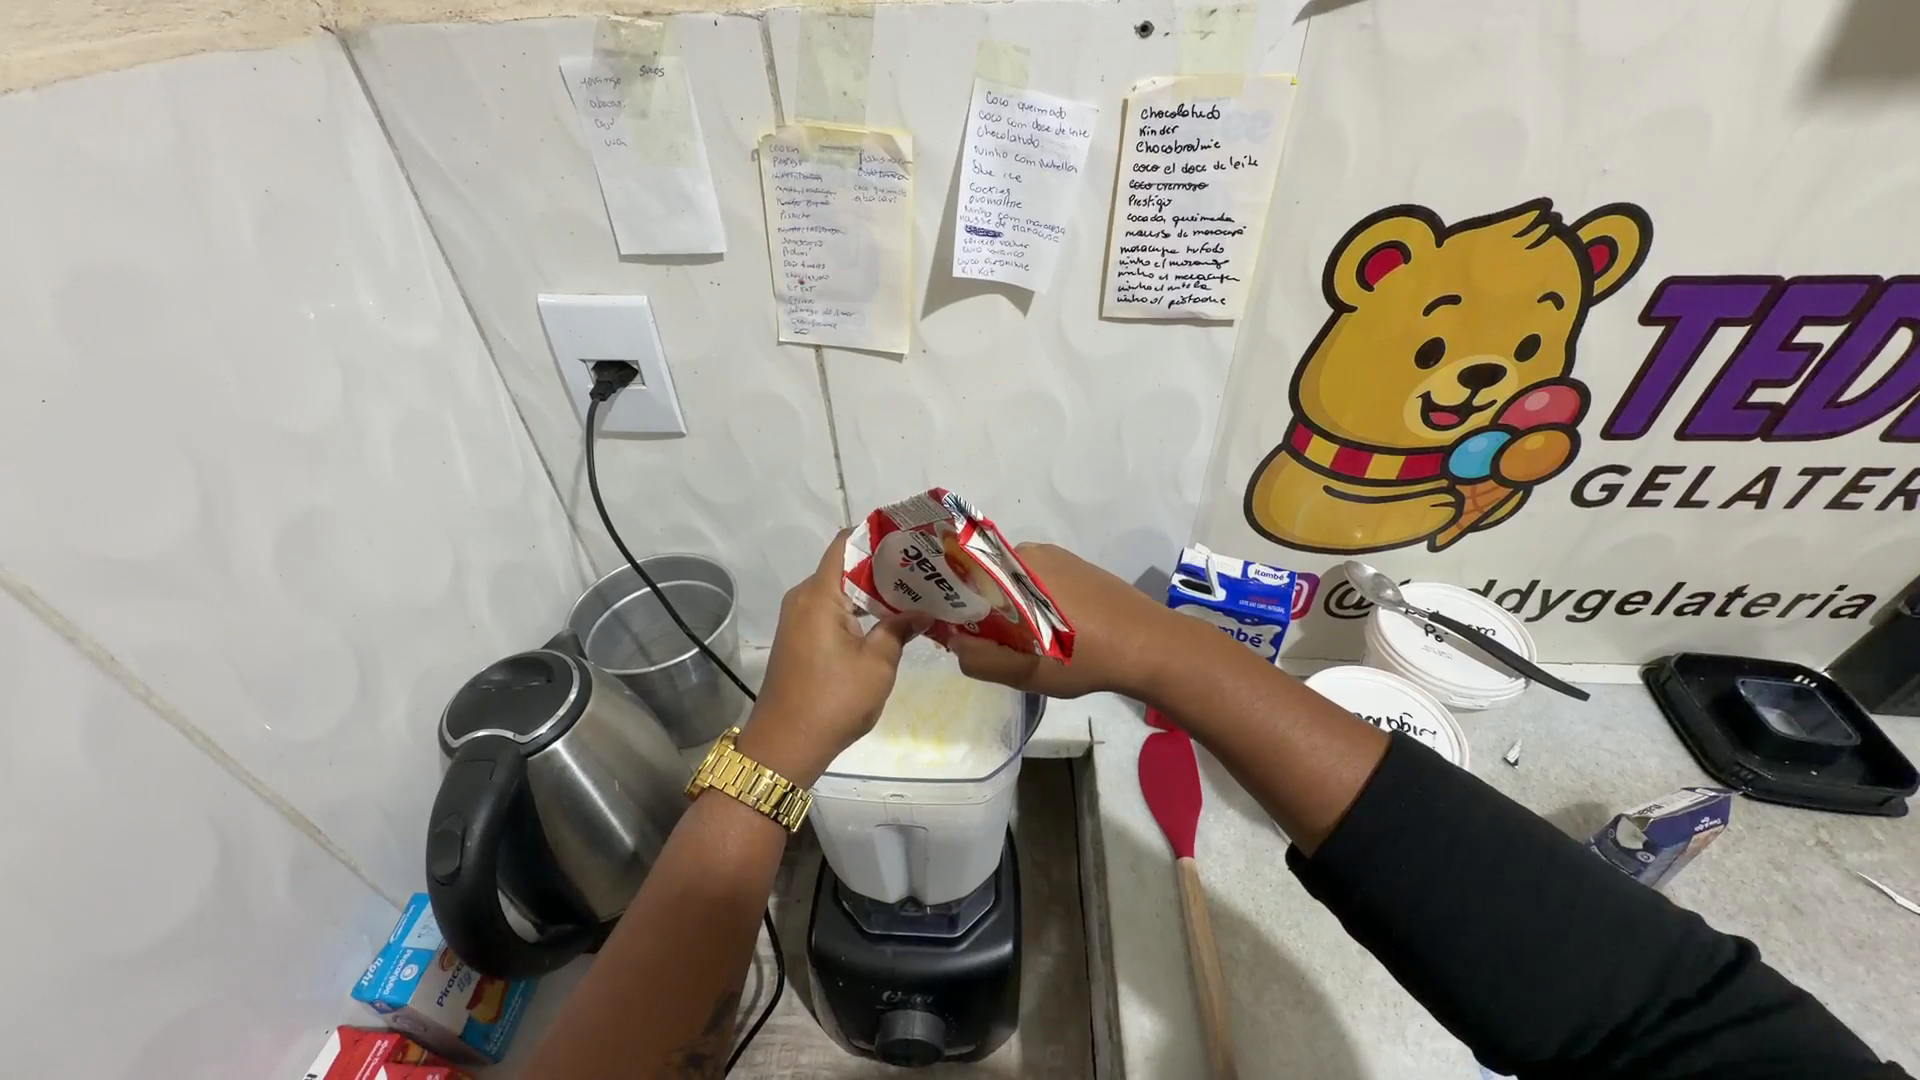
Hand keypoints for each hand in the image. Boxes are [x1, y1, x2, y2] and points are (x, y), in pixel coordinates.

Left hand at [738, 530, 929, 785]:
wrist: (784, 747)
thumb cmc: (833, 701)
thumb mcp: (878, 664)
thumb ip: (899, 629)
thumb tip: (922, 611)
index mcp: (819, 594)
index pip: (846, 543)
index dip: (878, 534)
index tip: (911, 536)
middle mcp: (803, 598)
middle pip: (845, 565)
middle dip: (884, 564)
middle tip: (925, 566)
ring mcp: (798, 619)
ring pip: (840, 590)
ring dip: (873, 590)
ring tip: (915, 591)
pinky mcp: (799, 638)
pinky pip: (832, 610)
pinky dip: (858, 609)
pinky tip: (888, 618)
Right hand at [946, 543, 1189, 701]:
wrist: (1152, 646)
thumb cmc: (1085, 658)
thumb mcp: (1027, 672)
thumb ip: (982, 659)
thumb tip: (954, 642)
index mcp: (1014, 569)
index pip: (963, 572)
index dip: (950, 599)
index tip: (949, 627)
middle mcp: (1031, 552)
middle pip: (988, 578)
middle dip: (982, 608)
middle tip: (990, 644)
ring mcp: (1059, 557)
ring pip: (1015, 581)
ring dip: (1011, 607)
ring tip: (1023, 643)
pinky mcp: (1079, 567)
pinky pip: (1040, 581)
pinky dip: (1035, 603)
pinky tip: (1051, 633)